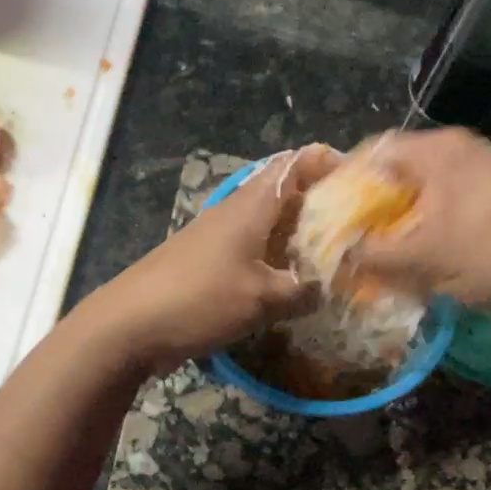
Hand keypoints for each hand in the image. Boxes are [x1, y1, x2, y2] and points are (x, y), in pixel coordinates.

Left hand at [81, 146, 339, 372]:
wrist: (128, 326)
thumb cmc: (198, 299)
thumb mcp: (262, 298)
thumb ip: (303, 290)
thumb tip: (332, 288)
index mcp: (252, 205)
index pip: (296, 163)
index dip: (329, 163)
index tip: (362, 182)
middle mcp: (236, 213)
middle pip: (286, 194)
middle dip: (323, 206)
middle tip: (357, 231)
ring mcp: (219, 239)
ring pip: (271, 226)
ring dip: (301, 239)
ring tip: (334, 262)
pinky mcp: (208, 266)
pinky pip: (254, 254)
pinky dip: (278, 263)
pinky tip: (293, 289)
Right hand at [350, 129, 490, 313]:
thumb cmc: (486, 255)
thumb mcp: (419, 258)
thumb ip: (370, 255)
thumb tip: (335, 258)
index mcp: (440, 150)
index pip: (375, 150)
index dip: (346, 179)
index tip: (328, 211)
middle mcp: (460, 150)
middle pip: (399, 169)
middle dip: (371, 201)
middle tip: (349, 232)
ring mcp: (481, 171)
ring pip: (422, 188)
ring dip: (397, 215)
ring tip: (378, 244)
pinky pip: (444, 202)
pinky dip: (424, 222)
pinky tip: (414, 249)